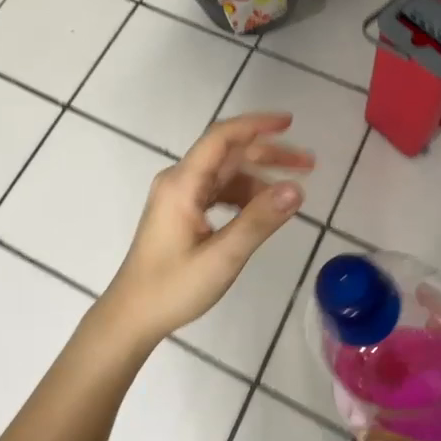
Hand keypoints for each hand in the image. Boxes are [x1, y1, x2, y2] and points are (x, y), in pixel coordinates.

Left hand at [97, 112, 313, 344]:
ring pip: (225, 173)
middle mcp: (179, 181)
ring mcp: (178, 196)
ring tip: (295, 190)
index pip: (222, 138)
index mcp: (182, 183)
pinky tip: (265, 209)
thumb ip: (259, 220)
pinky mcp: (181, 212)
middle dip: (269, 154)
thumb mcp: (222, 257)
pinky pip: (218, 191)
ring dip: (259, 177)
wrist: (131, 317)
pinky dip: (244, 195)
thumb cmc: (173, 288)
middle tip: (309, 163)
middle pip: (228, 154)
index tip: (289, 123)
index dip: (256, 125)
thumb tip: (296, 189)